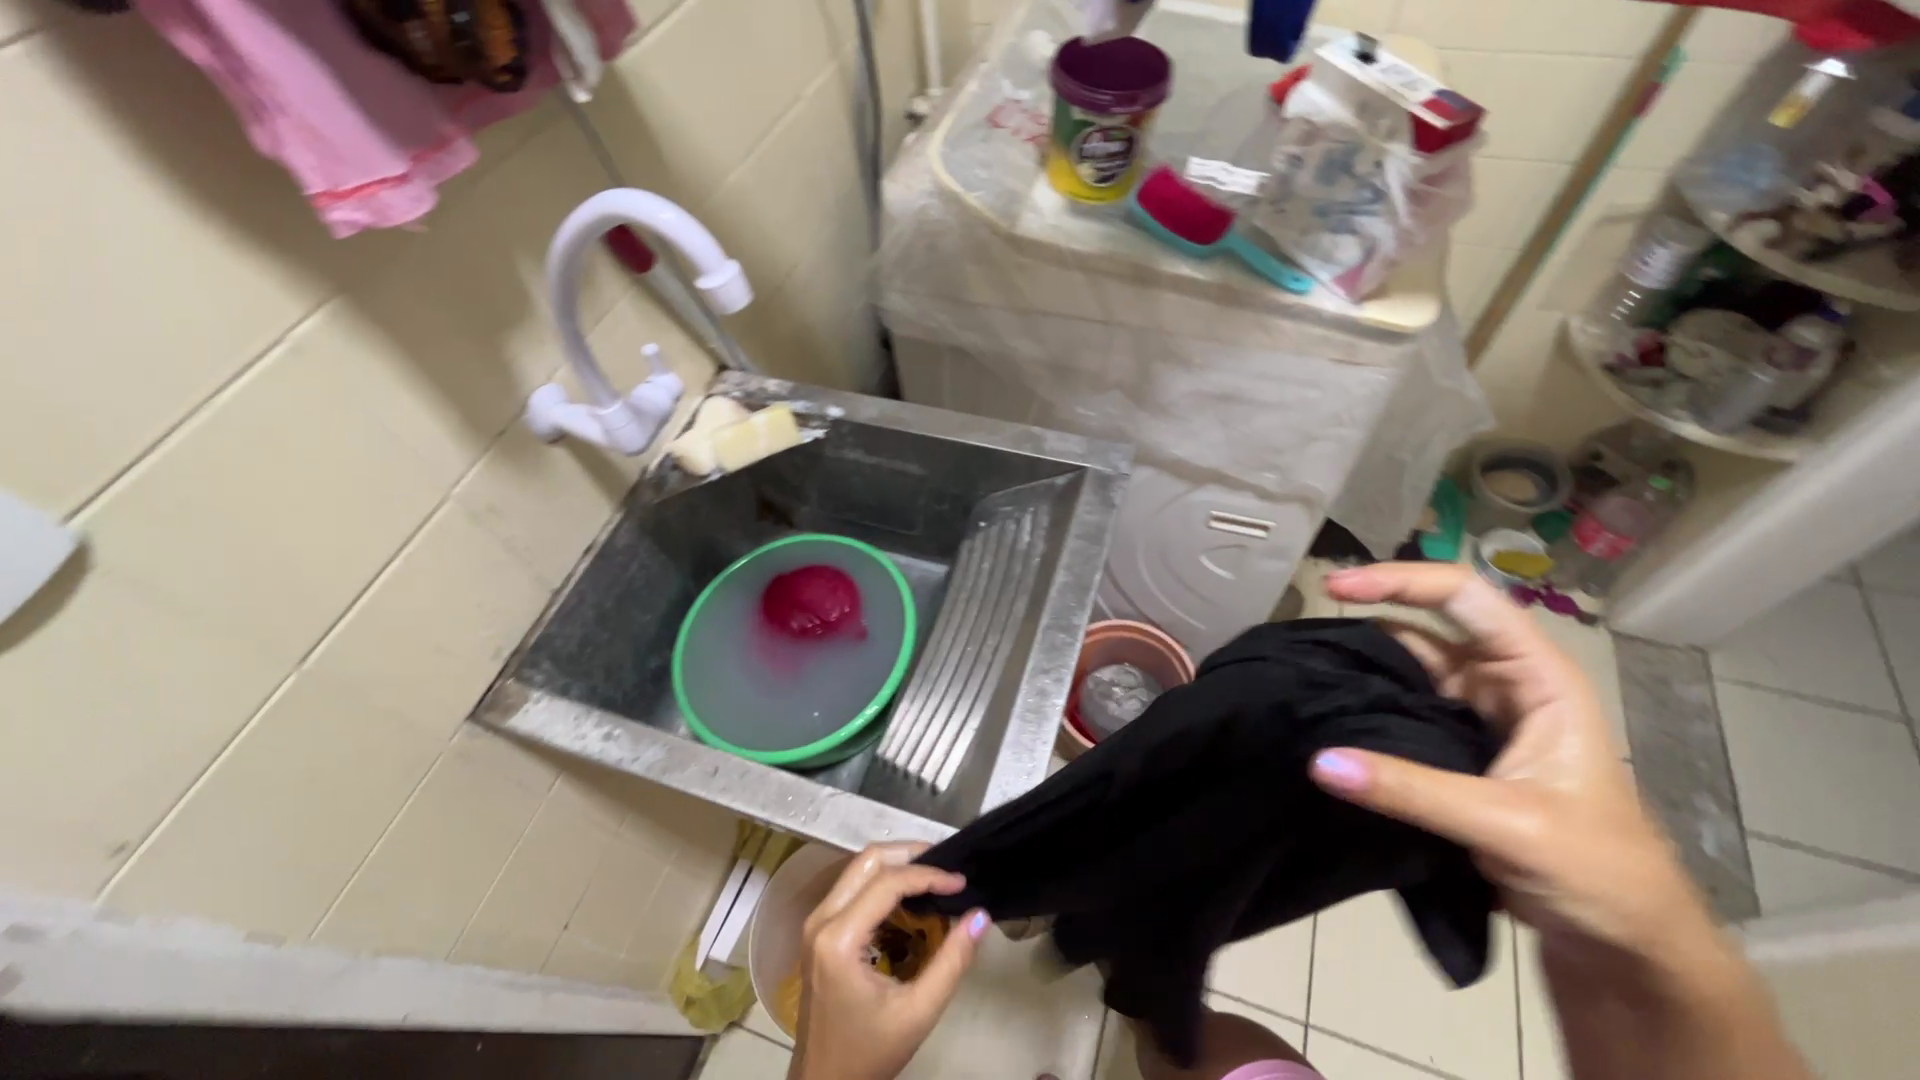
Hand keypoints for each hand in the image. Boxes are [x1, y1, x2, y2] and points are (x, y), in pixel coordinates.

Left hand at [789, 843, 989, 1079]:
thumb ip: (952, 961)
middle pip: (867, 860)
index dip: (928, 874)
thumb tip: (981, 915)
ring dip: (897, 865)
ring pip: (857, 869)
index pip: (887, 882)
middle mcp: (821, 919)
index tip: (961, 882)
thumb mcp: (919, 1012)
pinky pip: (851, 888)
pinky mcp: (819, 931)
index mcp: (839, 938)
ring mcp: (815, 923)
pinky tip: (911, 900)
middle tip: (947, 867)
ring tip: (935, 879)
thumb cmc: (869, 1052)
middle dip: (911, 855)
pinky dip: (882, 883)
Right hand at [1309, 562, 1709, 957]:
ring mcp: (1475, 718)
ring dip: (1360, 670)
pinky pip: (1398, 716)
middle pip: (1426, 627)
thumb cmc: (1597, 869)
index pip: (1466, 598)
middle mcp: (1504, 684)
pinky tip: (1323, 718)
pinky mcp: (1453, 754)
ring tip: (1299, 672)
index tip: (1335, 587)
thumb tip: (1319, 761)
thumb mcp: (1508, 823)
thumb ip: (1413, 790)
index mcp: (1537, 676)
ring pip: (1406, 672)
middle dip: (1365, 621)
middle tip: (1299, 636)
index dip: (1400, 580)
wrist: (1621, 940)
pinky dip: (1362, 712)